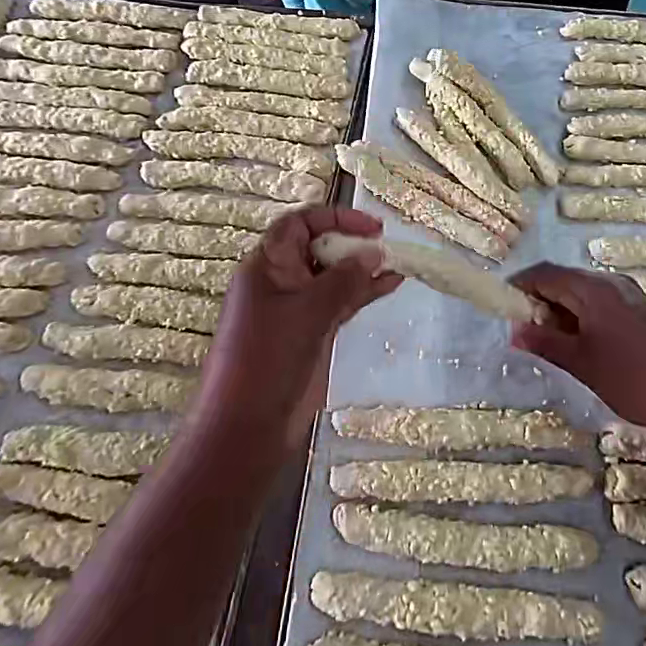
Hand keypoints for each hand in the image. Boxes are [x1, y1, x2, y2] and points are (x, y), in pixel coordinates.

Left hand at [194, 207, 402, 454]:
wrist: (247, 428)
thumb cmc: (269, 359)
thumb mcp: (309, 312)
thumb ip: (344, 279)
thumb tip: (375, 252)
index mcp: (266, 266)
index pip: (299, 224)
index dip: (335, 218)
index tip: (372, 227)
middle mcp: (280, 281)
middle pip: (318, 247)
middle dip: (352, 243)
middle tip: (387, 246)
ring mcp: (296, 308)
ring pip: (332, 276)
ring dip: (363, 268)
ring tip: (398, 263)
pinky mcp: (310, 332)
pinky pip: (339, 302)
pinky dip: (362, 292)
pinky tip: (390, 285)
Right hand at [508, 263, 645, 437]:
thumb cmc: (630, 381)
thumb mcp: (579, 363)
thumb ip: (544, 342)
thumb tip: (514, 330)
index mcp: (594, 289)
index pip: (546, 273)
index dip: (520, 284)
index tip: (502, 303)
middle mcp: (611, 283)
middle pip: (564, 279)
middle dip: (539, 298)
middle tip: (522, 328)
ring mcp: (628, 295)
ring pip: (581, 291)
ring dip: (559, 308)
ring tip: (546, 339)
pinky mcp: (638, 310)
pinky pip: (598, 302)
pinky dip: (579, 314)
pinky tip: (575, 341)